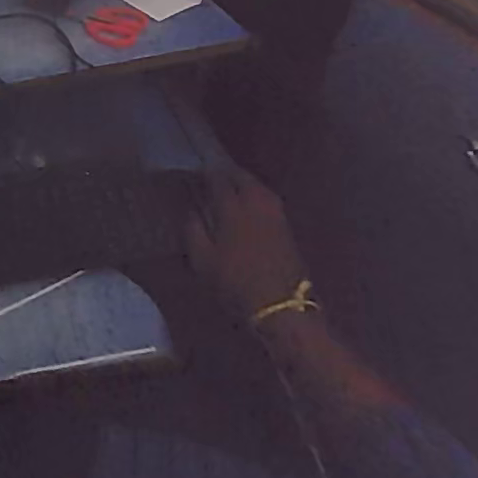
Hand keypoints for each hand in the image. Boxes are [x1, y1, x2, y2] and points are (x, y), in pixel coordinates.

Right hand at [187, 167, 310, 323]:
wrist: (281, 306)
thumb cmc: (234, 282)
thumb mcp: (202, 259)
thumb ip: (193, 230)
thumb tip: (190, 210)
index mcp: (232, 210)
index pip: (218, 180)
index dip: (204, 172)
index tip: (192, 170)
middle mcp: (255, 206)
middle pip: (243, 178)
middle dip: (227, 172)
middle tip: (211, 173)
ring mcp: (275, 217)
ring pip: (260, 187)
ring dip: (244, 181)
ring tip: (231, 183)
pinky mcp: (286, 229)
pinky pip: (269, 200)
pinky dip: (256, 194)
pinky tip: (249, 201)